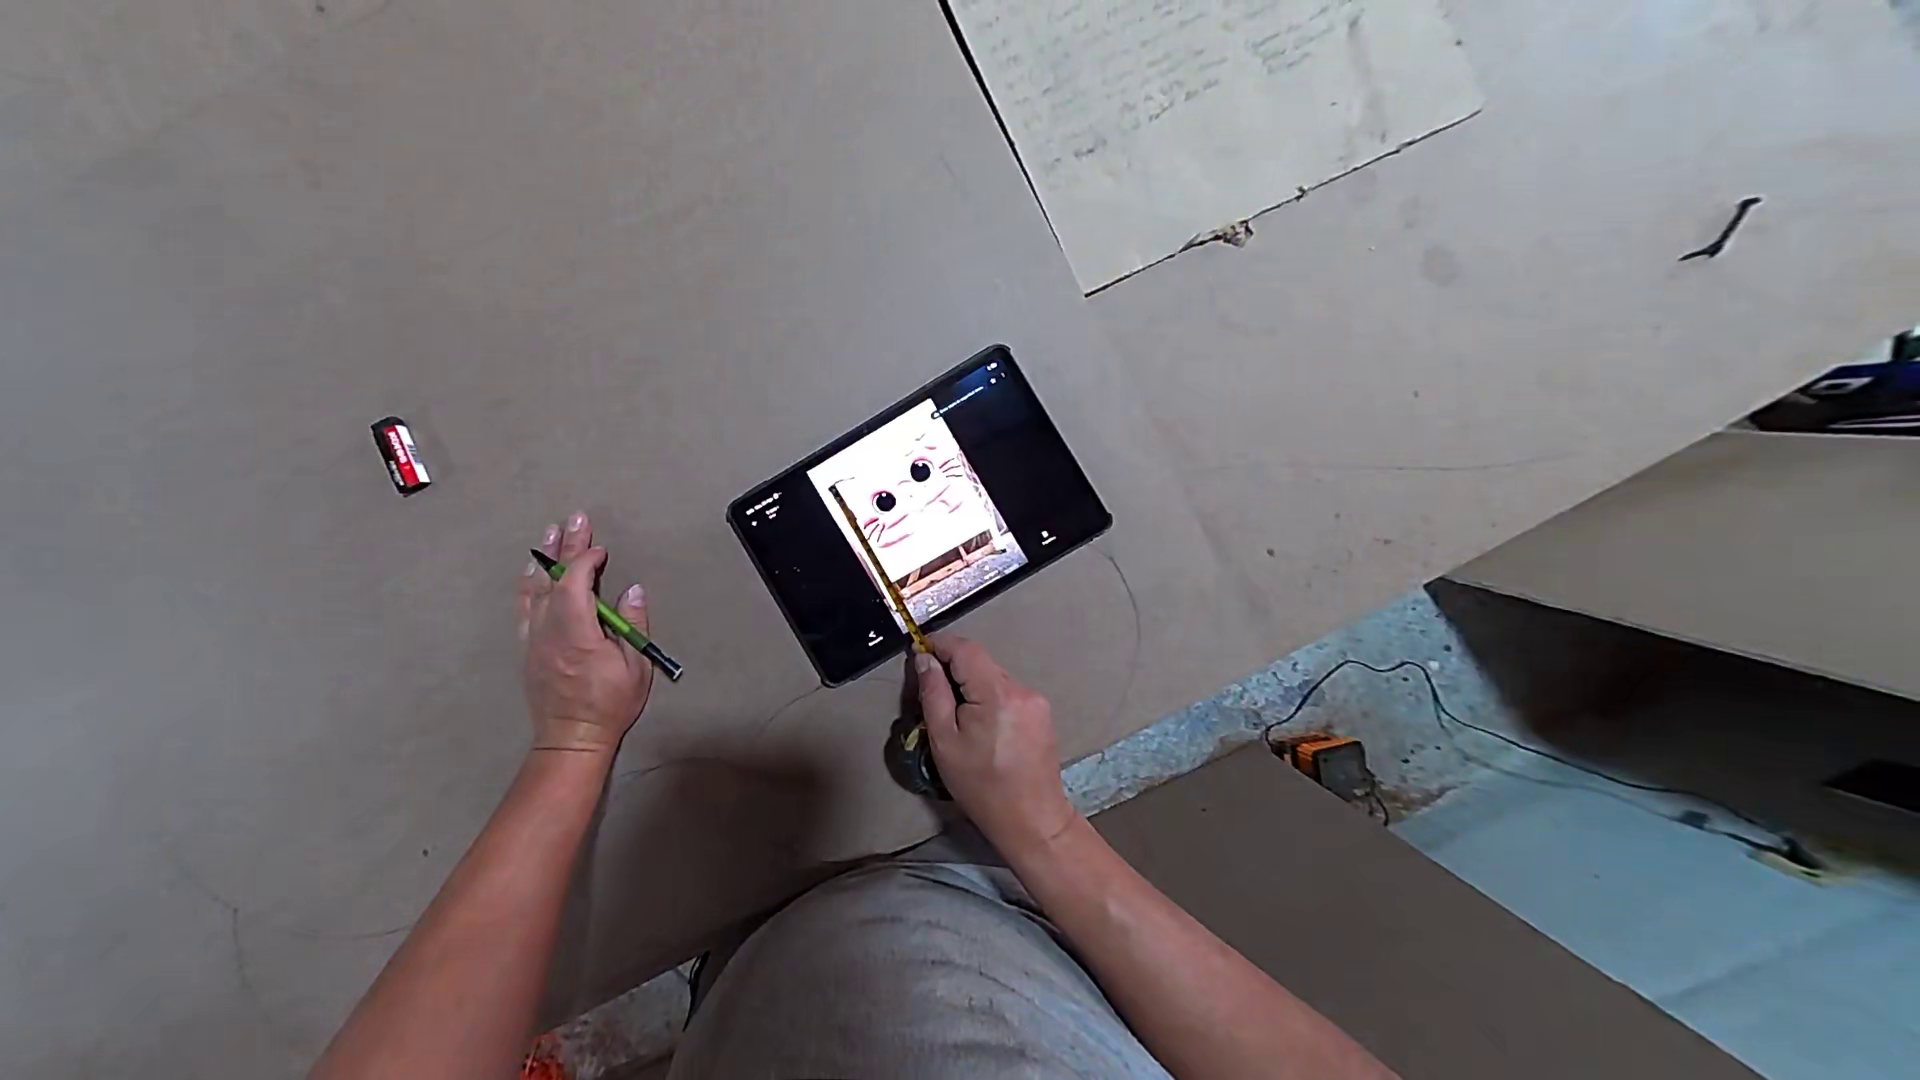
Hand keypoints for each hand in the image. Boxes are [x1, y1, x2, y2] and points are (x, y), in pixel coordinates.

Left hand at [517, 512, 652, 755]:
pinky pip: (524, 608)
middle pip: (553, 580)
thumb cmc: (610, 703)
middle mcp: (549, 632)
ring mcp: (534, 639)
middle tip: (575, 519)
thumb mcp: (636, 666)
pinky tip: (531, 572)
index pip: (575, 585)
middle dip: (566, 547)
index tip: (601, 550)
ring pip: (533, 590)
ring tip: (550, 534)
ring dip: (543, 559)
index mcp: (577, 635)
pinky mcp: (528, 648)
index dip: (585, 561)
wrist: (572, 737)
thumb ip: (634, 625)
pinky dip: (528, 585)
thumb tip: (633, 591)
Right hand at [914, 635, 1077, 855]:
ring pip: (994, 676)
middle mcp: (1021, 689)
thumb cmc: (982, 786)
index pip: (966, 649)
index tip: (920, 648)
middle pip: (981, 662)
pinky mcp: (1042, 711)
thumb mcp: (944, 741)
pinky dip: (990, 696)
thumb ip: (933, 693)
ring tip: (958, 715)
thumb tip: (925, 659)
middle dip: (954, 667)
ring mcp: (1035, 699)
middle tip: (932, 688)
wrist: (1031, 819)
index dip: (940, 643)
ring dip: (972, 684)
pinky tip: (982, 724)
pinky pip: (1008, 691)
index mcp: (997, 693)